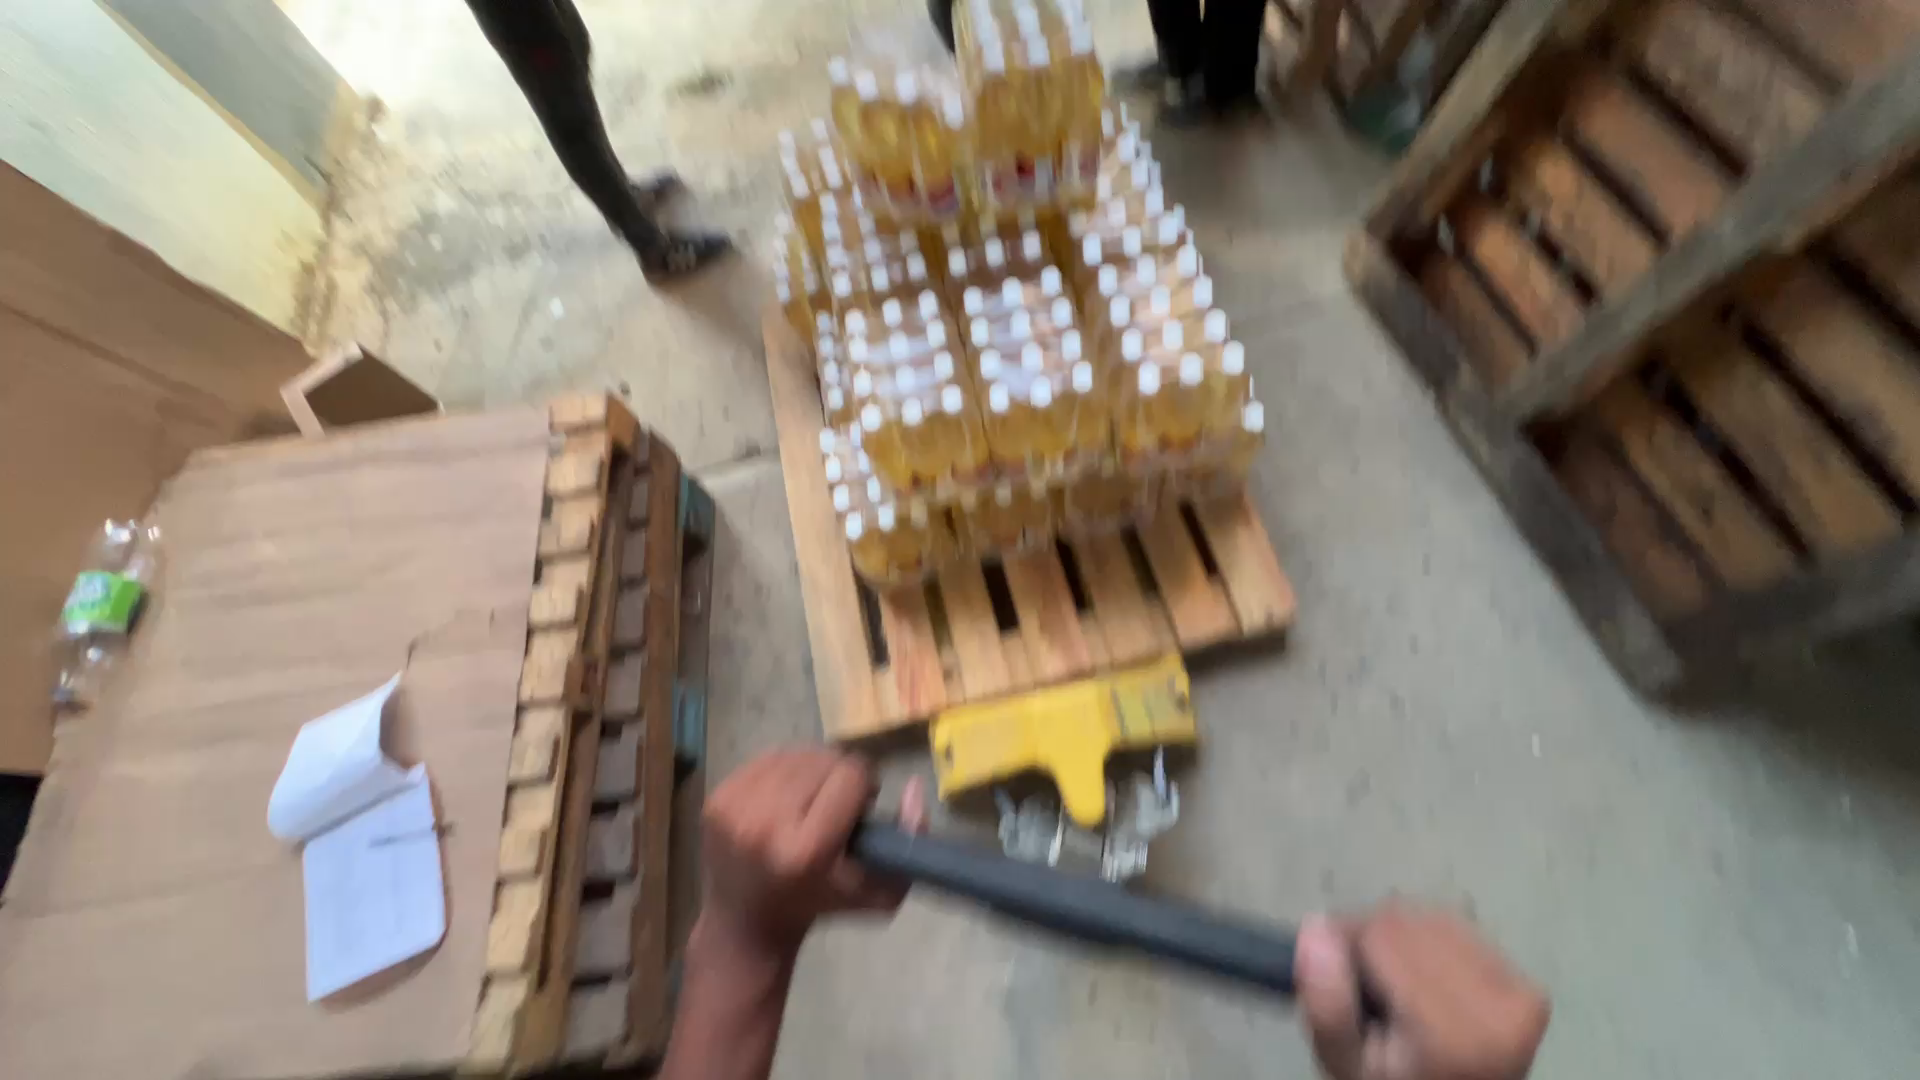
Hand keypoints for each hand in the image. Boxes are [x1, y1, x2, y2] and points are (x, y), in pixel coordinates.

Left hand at [700, 748, 925, 956]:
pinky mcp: (717, 797)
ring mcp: (735, 808)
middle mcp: (765, 823)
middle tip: (836, 805)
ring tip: (810, 800)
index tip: (863, 806)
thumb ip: (909, 839)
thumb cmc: (820, 906)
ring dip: (813, 771)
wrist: (745, 924)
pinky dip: (785, 771)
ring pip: (798, 754)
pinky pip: (769, 757)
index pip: (852, 775)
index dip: (866, 785)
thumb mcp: (881, 890)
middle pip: (826, 760)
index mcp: (806, 850)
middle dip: (839, 777)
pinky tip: (785, 797)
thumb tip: (913, 784)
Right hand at [1295, 905, 1548, 1079]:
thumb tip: (1315, 926)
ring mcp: (1520, 990)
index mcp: (1456, 1030)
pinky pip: (1453, 927)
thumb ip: (1327, 1005)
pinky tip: (1424, 978)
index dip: (1347, 945)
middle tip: (1368, 987)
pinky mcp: (1526, 984)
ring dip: (1398, 938)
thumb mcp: (1342, 1061)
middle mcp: (1500, 1003)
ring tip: (1394, 984)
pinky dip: (1427, 943)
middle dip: (1371, 940)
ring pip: (1424, 916)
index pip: (1380, 931)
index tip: (1340, 980)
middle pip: (1403, 921)